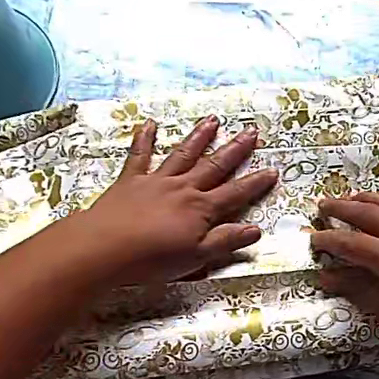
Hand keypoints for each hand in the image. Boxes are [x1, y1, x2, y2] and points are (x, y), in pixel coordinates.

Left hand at [67, 116, 278, 286]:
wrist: (106, 247)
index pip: (235, 193)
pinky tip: (149, 124)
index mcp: (201, 208)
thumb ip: (225, 241)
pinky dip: (144, 139)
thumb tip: (255, 229)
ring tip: (213, 120)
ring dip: (199, 137)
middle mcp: (183, 188)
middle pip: (214, 166)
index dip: (255, 183)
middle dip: (235, 150)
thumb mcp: (196, 257)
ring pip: (183, 154)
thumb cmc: (153, 258)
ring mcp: (156, 181)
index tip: (272, 170)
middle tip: (251, 131)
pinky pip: (139, 155)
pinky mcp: (131, 180)